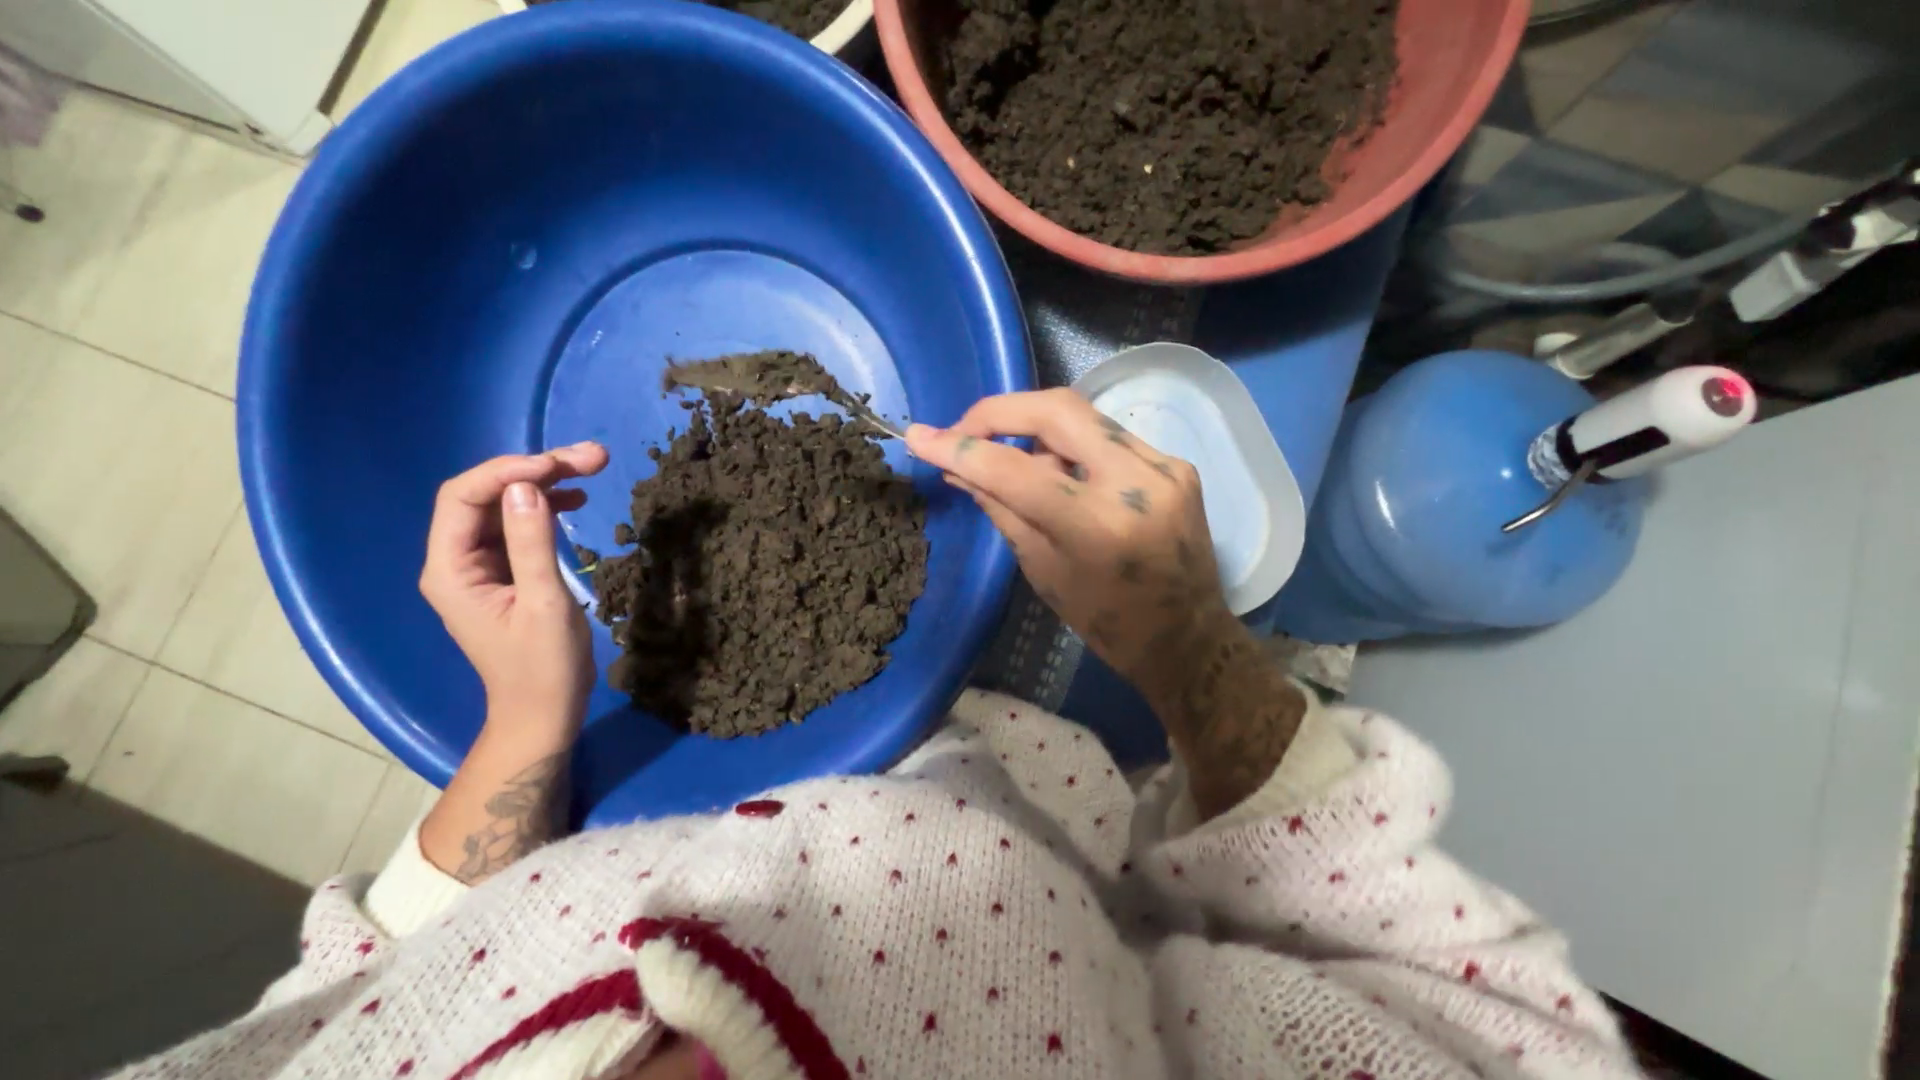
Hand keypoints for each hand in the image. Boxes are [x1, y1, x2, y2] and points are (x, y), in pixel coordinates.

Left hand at [418, 444, 609, 730]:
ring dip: (546, 483)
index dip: (508, 472)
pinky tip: (575, 499)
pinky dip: (546, 506)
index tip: (560, 466)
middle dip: (535, 470)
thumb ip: (532, 543)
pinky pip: (516, 525)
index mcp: (450, 570)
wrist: (544, 714)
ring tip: (592, 468)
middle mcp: (455, 561)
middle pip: (484, 494)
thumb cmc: (543, 668)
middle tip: (592, 458)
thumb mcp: (545, 604)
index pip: (464, 497)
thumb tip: (527, 487)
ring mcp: (478, 566)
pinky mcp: (502, 573)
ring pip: (503, 505)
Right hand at [909, 391, 1307, 820]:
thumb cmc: (1107, 621)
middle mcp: (1137, 483)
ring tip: (1006, 457)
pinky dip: (1071, 446)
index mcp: (1099, 527)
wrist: (1187, 636)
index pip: (1016, 469)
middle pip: (1056, 409)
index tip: (919, 438)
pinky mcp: (1176, 464)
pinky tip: (1055, 470)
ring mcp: (1164, 467)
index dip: (961, 448)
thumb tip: (959, 468)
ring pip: (1083, 417)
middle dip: (999, 412)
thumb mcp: (1043, 571)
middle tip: (962, 431)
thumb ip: (1002, 509)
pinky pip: (1108, 437)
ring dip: (1034, 428)